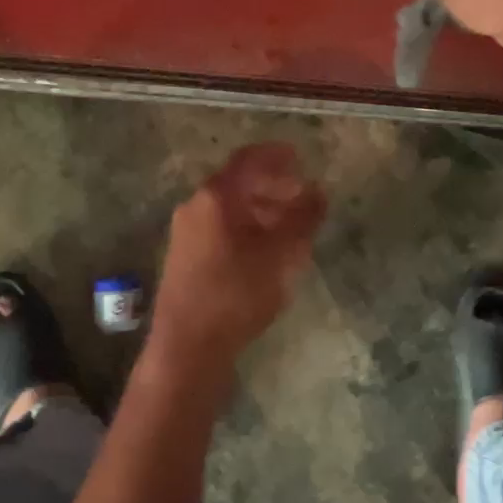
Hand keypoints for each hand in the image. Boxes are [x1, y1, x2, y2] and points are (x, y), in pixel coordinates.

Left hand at [152, 143, 326, 373]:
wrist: (187, 346)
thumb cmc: (236, 294)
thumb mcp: (280, 256)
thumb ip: (302, 220)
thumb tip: (318, 193)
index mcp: (215, 197)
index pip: (248, 160)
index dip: (277, 156)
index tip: (301, 158)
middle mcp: (195, 206)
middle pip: (238, 183)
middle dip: (273, 186)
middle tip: (303, 196)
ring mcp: (186, 233)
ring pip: (229, 209)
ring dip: (261, 210)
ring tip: (292, 228)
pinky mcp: (185, 257)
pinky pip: (220, 229)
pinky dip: (246, 229)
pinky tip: (266, 252)